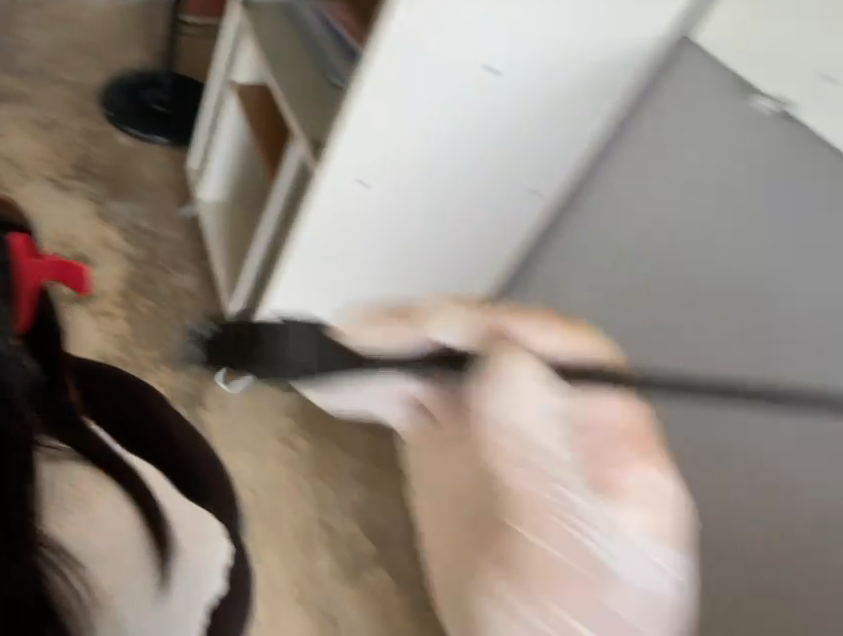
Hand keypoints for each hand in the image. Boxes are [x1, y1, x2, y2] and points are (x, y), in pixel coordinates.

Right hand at [298, 299, 696, 635]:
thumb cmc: (557, 627)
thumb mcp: (559, 552)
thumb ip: (537, 457)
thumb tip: (506, 357)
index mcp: (605, 446)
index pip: (560, 353)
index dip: (496, 326)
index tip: (429, 329)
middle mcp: (550, 424)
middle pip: (489, 345)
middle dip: (423, 331)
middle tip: (358, 336)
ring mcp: (494, 432)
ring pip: (440, 361)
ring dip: (384, 348)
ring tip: (329, 353)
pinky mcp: (445, 445)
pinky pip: (404, 394)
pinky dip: (363, 382)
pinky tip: (327, 388)